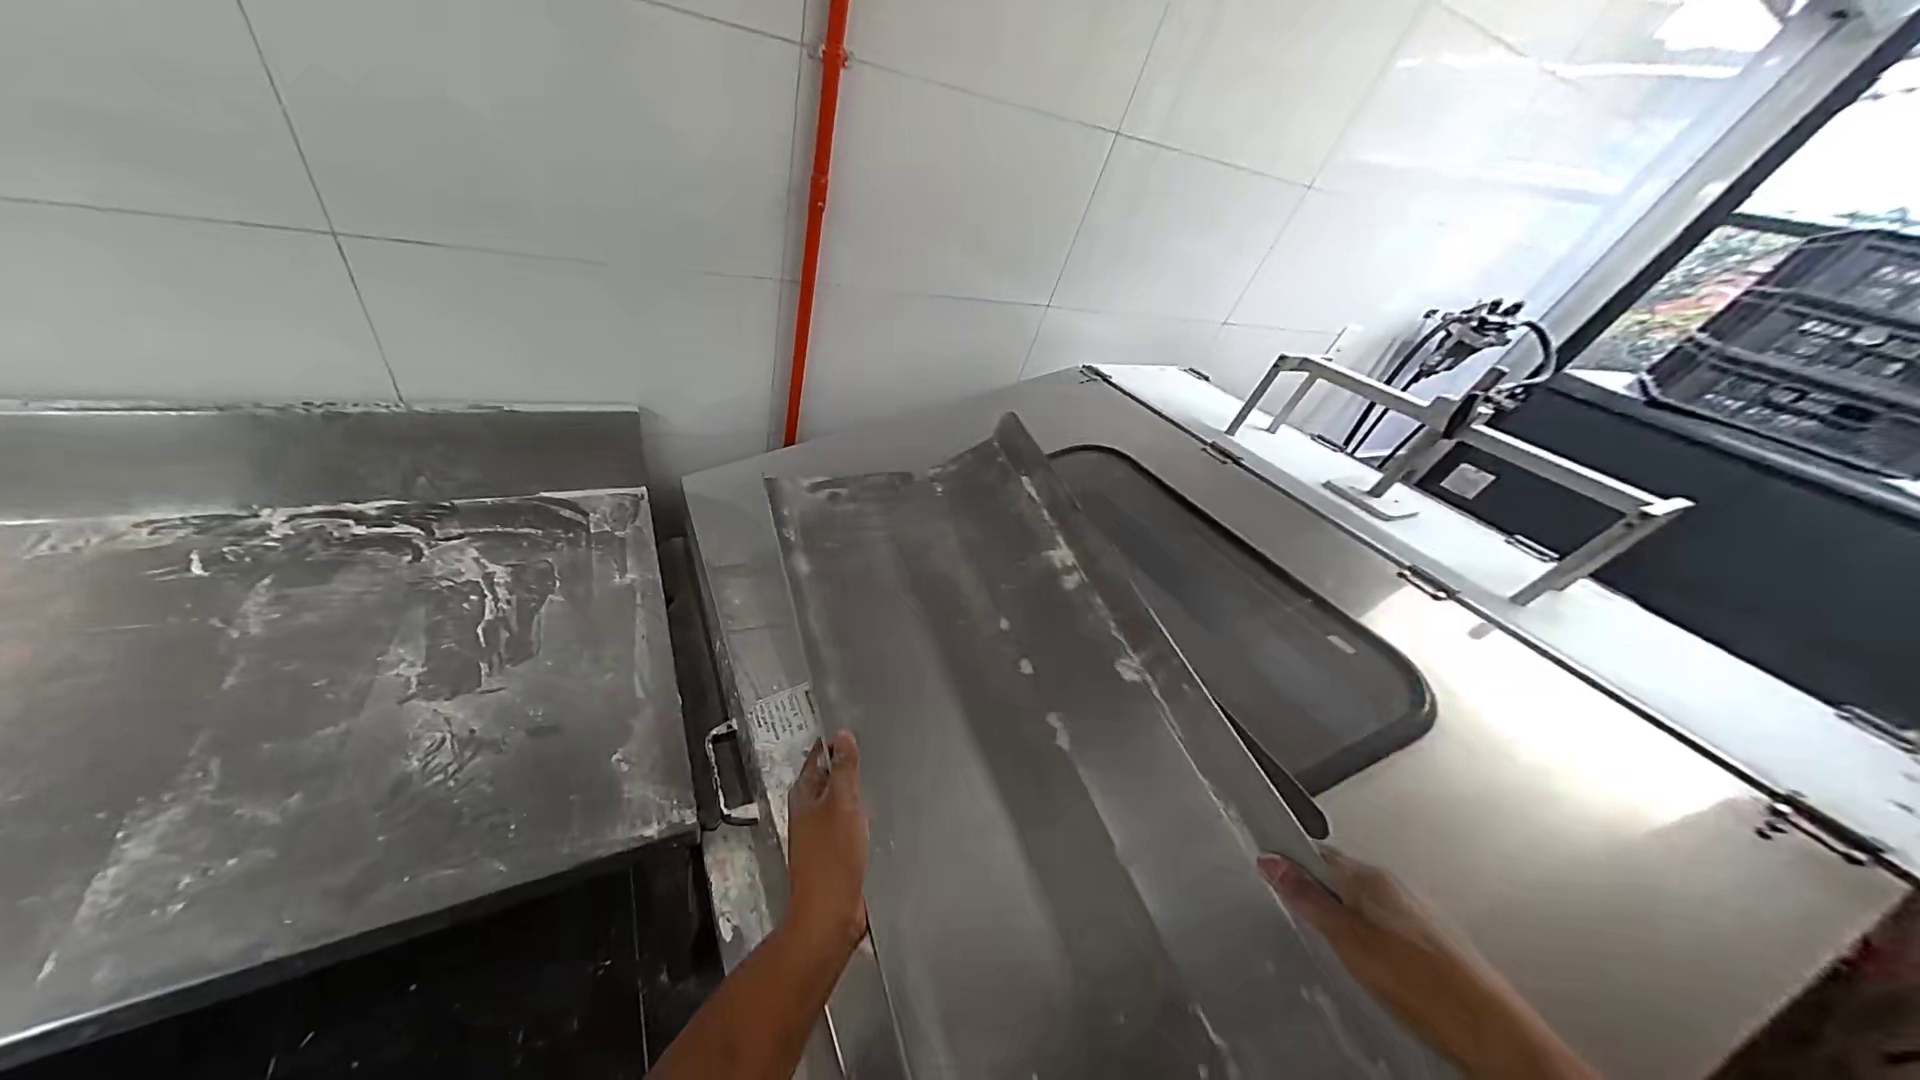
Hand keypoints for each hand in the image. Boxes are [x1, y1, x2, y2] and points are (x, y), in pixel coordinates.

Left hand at [785, 730, 869, 950]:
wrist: (830, 912)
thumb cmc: (833, 854)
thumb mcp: (842, 804)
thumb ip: (844, 769)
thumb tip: (842, 734)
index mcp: (804, 795)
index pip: (819, 757)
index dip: (836, 743)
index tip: (862, 728)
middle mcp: (809, 811)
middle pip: (830, 778)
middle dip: (850, 766)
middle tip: (880, 749)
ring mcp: (822, 833)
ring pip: (842, 801)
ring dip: (859, 791)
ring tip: (886, 775)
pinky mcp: (836, 852)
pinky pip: (851, 822)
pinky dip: (863, 814)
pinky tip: (882, 812)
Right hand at [1260, 849, 1595, 1079]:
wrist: (1496, 1037)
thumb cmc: (1427, 987)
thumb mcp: (1347, 939)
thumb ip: (1307, 898)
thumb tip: (1273, 862)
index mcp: (1370, 877)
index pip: (1314, 852)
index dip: (1288, 861)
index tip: (1267, 871)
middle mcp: (1394, 888)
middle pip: (1336, 877)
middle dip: (1312, 893)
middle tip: (1295, 917)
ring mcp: (1413, 914)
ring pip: (1359, 903)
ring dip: (1339, 918)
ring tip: (1330, 947)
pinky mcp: (1428, 942)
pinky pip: (1379, 927)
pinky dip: (1363, 939)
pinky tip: (1364, 966)